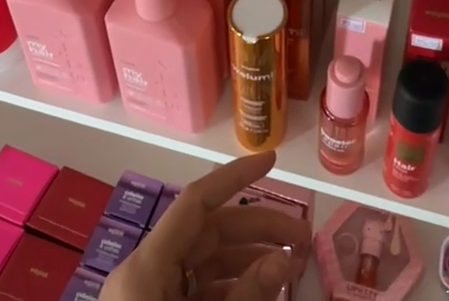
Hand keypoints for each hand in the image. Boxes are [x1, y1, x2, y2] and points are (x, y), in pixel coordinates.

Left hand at [101, 151, 310, 300]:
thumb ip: (246, 296)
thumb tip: (283, 258)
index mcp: (146, 267)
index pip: (196, 203)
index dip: (235, 176)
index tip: (273, 161)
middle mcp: (145, 274)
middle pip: (207, 232)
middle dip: (257, 228)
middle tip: (303, 238)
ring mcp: (149, 298)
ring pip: (205, 261)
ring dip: (249, 258)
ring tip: (291, 267)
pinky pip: (197, 291)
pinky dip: (231, 288)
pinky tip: (263, 292)